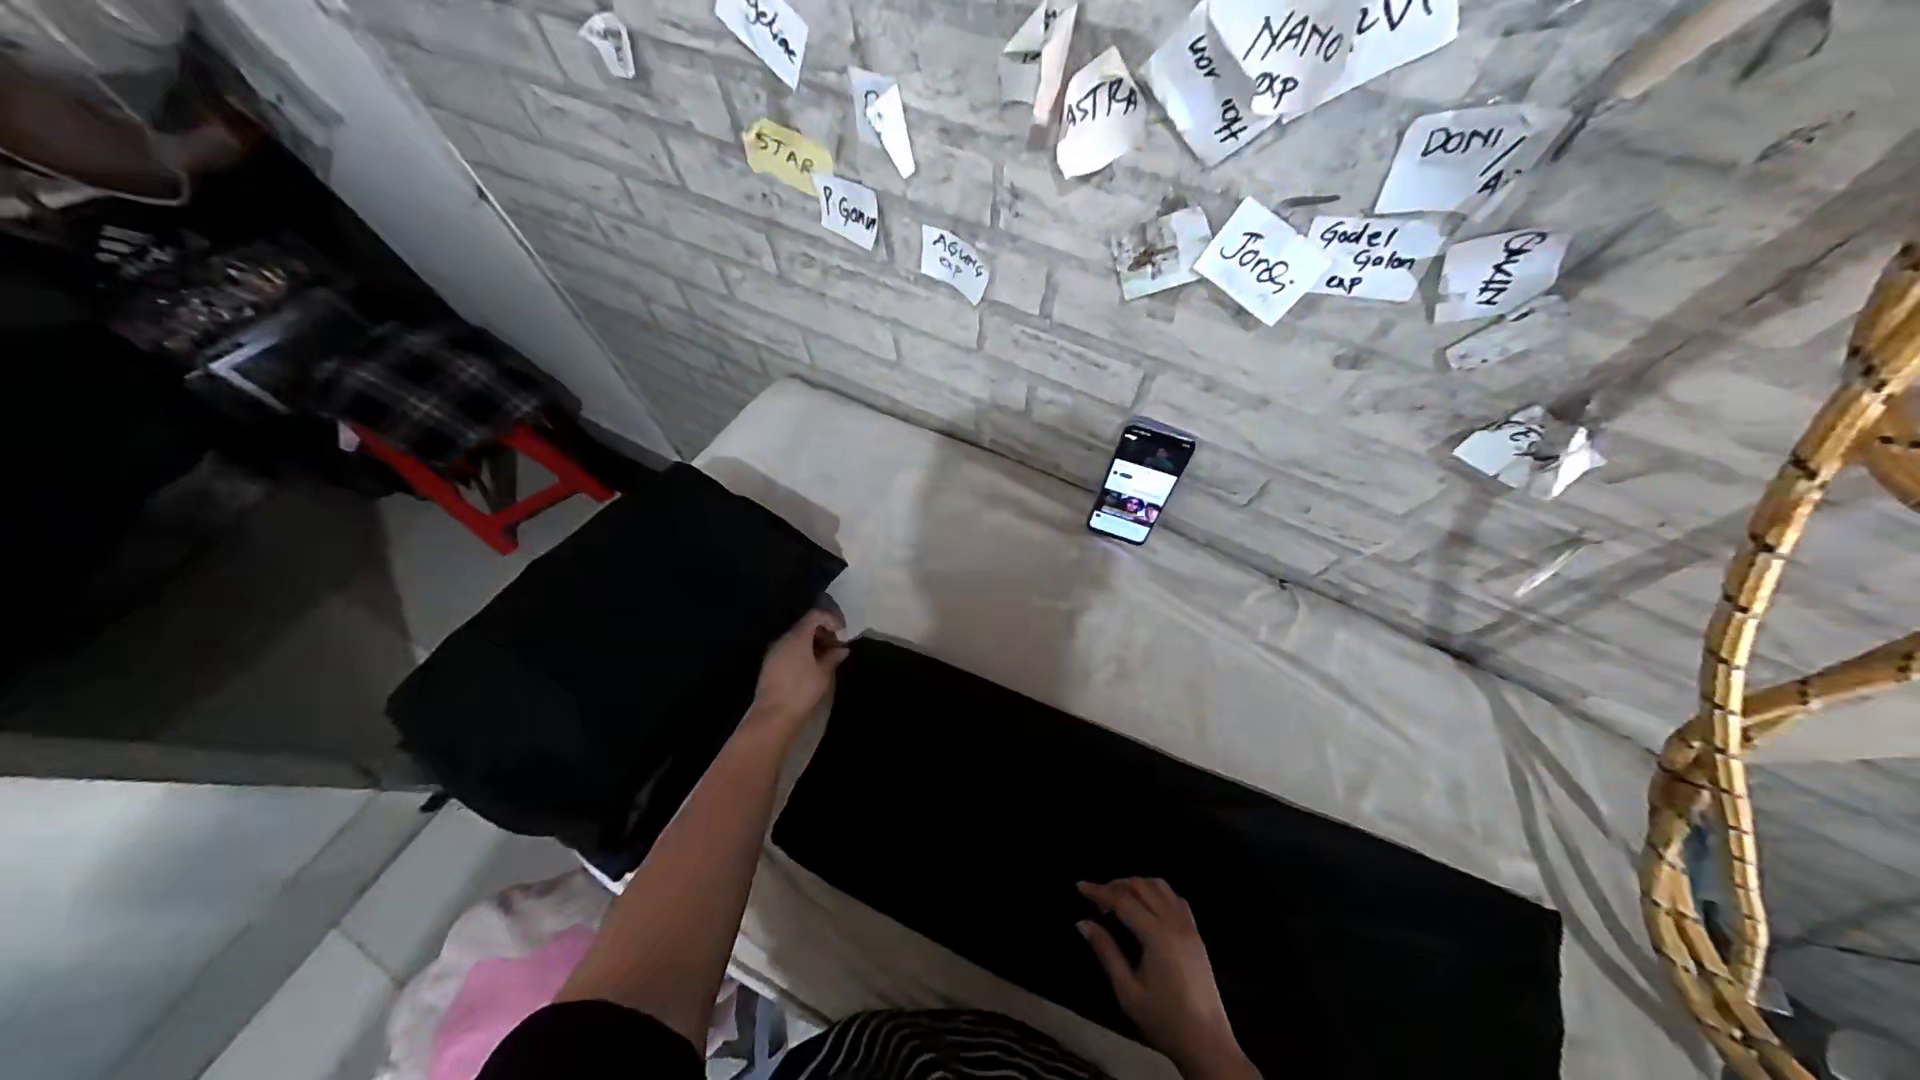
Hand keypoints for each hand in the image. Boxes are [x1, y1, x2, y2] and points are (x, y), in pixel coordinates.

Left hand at [747, 608, 847, 734]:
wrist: (773, 714)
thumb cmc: (802, 690)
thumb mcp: (823, 673)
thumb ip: (833, 656)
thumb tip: (843, 648)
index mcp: (797, 637)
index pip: (815, 615)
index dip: (831, 619)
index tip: (842, 634)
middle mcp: (783, 639)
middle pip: (805, 625)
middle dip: (823, 632)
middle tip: (837, 647)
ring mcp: (774, 651)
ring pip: (797, 638)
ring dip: (813, 643)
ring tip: (826, 658)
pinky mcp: (770, 663)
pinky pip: (789, 649)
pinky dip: (802, 651)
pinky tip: (811, 666)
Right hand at [1077, 879, 1246, 1074]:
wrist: (1207, 1044)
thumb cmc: (1164, 1021)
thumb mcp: (1128, 991)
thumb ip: (1106, 951)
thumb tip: (1083, 923)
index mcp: (1157, 936)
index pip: (1122, 901)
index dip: (1098, 891)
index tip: (1079, 886)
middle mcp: (1175, 923)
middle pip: (1142, 886)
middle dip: (1116, 885)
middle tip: (1097, 900)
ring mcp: (1189, 927)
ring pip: (1161, 887)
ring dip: (1137, 885)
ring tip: (1119, 900)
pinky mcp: (1197, 935)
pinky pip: (1176, 899)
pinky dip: (1157, 893)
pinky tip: (1146, 908)